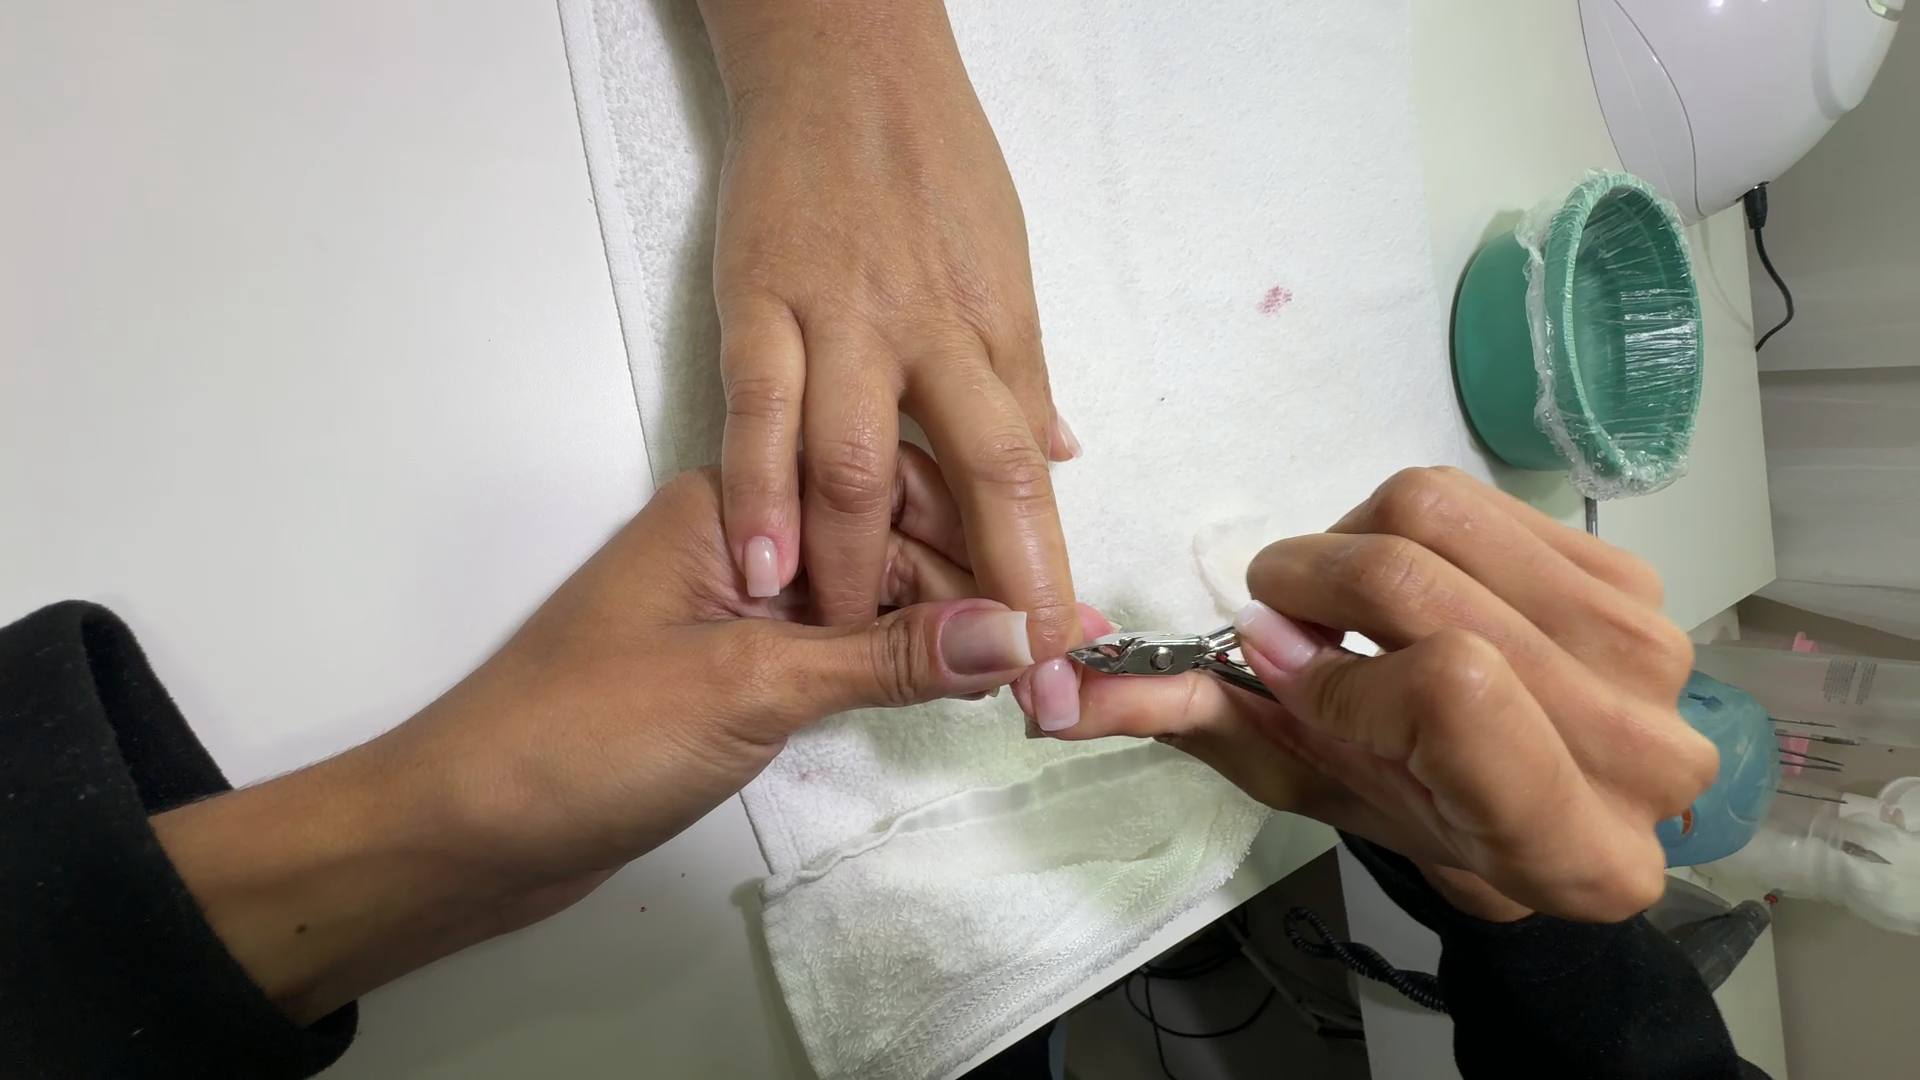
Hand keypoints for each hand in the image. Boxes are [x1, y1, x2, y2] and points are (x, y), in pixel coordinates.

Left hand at [152, 448, 1031, 1021]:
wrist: (470, 832)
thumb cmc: (590, 732)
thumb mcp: (753, 685)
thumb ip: (888, 657)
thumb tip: (1013, 636)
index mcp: (742, 504)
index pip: (888, 497)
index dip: (977, 547)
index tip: (1051, 599)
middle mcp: (757, 538)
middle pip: (891, 546)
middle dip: (975, 593)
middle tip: (1060, 643)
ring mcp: (755, 603)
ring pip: (876, 599)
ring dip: (946, 632)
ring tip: (1029, 668)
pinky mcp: (753, 661)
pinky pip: (848, 646)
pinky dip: (904, 663)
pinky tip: (960, 679)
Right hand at [696, 0, 1078, 658]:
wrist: (845, 58)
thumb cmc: (934, 167)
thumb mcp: (1007, 269)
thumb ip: (1024, 376)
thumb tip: (1062, 457)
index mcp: (993, 332)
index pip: (1030, 473)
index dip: (1046, 568)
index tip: (1056, 649)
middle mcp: (927, 334)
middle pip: (970, 479)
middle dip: (981, 591)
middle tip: (986, 681)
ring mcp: (840, 318)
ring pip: (854, 460)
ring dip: (856, 565)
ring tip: (853, 645)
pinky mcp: (759, 301)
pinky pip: (758, 408)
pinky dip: (760, 492)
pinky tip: (762, 566)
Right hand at [1041, 468, 1715, 921]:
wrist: (1519, 783)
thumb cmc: (1397, 797)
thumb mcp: (1288, 776)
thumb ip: (1185, 727)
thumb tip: (1060, 693)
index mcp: (1556, 839)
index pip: (1444, 693)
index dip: (1328, 670)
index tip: (1284, 670)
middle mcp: (1636, 746)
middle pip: (1415, 581)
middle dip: (1306, 586)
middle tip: (1287, 617)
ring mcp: (1647, 646)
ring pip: (1432, 513)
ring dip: (1346, 546)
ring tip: (1344, 600)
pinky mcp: (1627, 571)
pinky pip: (1466, 493)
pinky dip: (1396, 525)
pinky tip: (1405, 582)